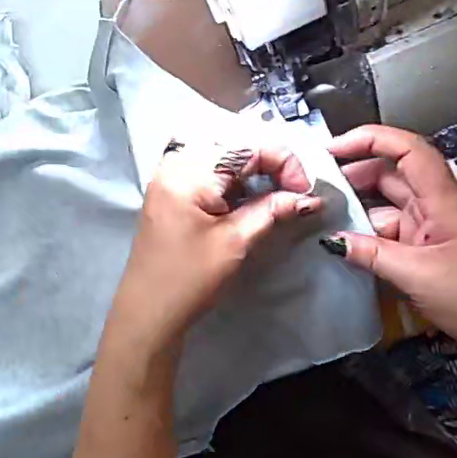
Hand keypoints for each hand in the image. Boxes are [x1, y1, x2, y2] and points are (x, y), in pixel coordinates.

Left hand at [106, 138, 323, 352]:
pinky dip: (232, 179)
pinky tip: (248, 198)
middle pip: (233, 145)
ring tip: (274, 196)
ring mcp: (168, 177)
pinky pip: (206, 169)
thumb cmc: (190, 279)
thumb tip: (309, 198)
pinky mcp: (170, 191)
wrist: (147, 312)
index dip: (283, 162)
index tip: (303, 191)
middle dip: (268, 163)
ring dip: (251, 170)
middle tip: (291, 192)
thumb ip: (272, 210)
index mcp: (187, 173)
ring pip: (221, 155)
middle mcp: (174, 165)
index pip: (246, 146)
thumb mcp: (235, 242)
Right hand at [324, 125, 456, 361]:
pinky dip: (366, 232)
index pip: (408, 150)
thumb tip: (330, 241)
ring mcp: (430, 226)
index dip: (371, 139)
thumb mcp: (417, 275)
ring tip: (322, 215)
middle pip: (392, 173)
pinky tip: (343, 243)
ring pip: (387, 203)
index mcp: (442, 199)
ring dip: (357, 207)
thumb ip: (370, 254)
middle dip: (354, 174)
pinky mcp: (425, 248)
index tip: (333, 149)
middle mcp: (435, 205)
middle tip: (317, 188)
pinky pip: (389, 229)